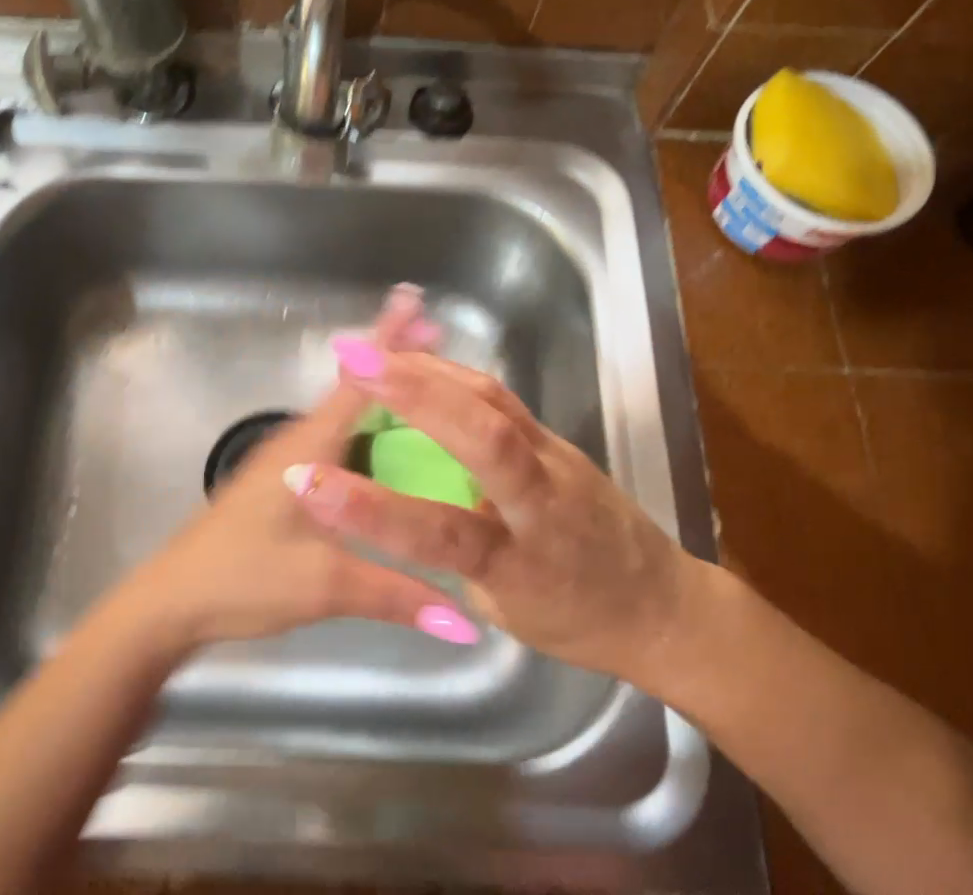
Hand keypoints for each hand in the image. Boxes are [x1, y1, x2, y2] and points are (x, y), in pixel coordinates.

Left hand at [115, 287, 473, 649]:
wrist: (173, 603)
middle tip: (448, 350)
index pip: (358, 381)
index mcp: (308, 447)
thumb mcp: (325, 585)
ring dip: (383, 401)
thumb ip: (396, 594)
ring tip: (433, 396)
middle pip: (354, 390)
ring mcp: (285, 462)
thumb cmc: (244, 578)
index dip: (389, 339)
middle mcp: (297, 442)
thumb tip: (463, 619)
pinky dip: (367, 435)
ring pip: (343, 419)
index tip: (417, 300)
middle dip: (397, 365)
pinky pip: (335, 445)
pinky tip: (391, 454)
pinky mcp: (281, 485)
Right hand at [283, 346, 699, 680]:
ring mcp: (559, 462)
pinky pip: (505, 401)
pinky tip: (422, 363)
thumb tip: (404, 523)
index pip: (440, 535)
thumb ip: (457, 565)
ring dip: (433, 371)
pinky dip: (458, 377)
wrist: (665, 607)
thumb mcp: (507, 613)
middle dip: (419, 395)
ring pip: (498, 403)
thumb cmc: (580, 624)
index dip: (372, 512)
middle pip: (488, 437)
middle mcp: (544, 503)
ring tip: (376, 349)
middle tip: (357, 360)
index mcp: (522, 564)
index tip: (307, 484)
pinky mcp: (562, 441)